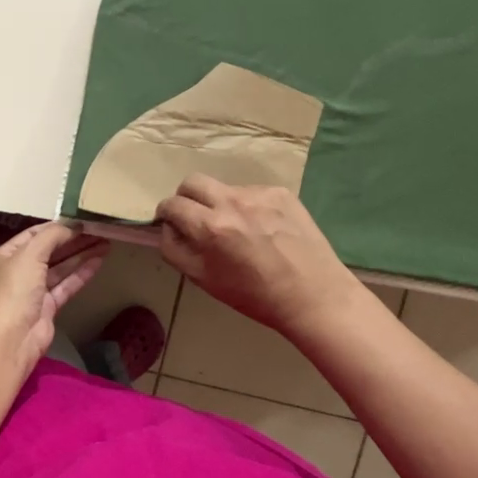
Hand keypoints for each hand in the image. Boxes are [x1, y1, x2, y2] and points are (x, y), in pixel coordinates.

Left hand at [0, 222, 108, 371]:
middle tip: (100, 230)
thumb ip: (52, 236)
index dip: (57, 226)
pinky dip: (81, 273)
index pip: (33, 234)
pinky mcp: (48, 306)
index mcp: (6, 255)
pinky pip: (66, 285)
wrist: (15, 336)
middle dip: (73, 240)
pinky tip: (98, 261)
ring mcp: (34, 290)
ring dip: (81, 255)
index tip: (81, 220)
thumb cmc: (16, 290)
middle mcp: (18, 271)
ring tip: (106, 243)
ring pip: (60, 268)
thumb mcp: (30, 254)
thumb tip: (73, 225)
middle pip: (50, 250)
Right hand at [155, 175, 368, 338]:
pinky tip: (259, 228)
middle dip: (185, 197)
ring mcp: (260, 195)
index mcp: (210, 227)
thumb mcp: (201, 278)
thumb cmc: (252, 294)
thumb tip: (169, 228)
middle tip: (194, 218)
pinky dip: (246, 206)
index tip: (170, 223)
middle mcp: (233, 202)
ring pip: (223, 187)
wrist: (312, 295)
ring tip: (235, 228)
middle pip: (193, 182)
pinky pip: (250, 192)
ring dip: (218, 203)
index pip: (172, 204)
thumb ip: (174, 249)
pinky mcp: (282, 194)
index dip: (165, 214)